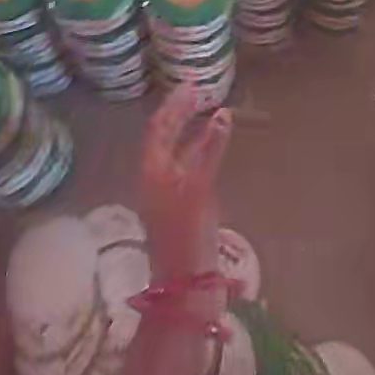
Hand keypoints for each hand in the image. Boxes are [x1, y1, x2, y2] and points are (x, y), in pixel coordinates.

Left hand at [140, 87, 232, 285]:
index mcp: (153, 170)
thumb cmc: (188, 236)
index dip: (176, 103)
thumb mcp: (198, 189)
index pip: (160, 126)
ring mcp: (169, 192)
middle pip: (165, 135)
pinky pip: (188, 165)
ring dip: (190, 128)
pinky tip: (213, 145)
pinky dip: (200, 148)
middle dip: (181, 112)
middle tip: (201, 92)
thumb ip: (209, 150)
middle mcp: (156, 177)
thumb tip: (221, 113)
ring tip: (207, 110)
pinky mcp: (182, 205)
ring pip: (176, 149)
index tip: (194, 85)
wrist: (186, 289)